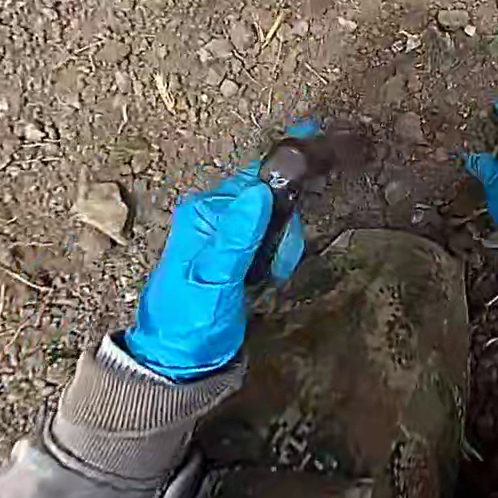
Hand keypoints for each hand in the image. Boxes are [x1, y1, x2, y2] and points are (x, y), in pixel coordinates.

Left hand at [122, 131, 311, 379]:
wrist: (178, 362)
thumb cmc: (192, 319)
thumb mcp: (215, 278)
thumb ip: (237, 235)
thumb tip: (260, 190)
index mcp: (207, 212)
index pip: (256, 175)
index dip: (289, 163)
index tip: (318, 136)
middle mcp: (216, 213)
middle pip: (271, 194)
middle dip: (285, 224)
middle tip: (278, 261)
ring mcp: (228, 231)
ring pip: (276, 217)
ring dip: (282, 243)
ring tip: (268, 275)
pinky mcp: (238, 248)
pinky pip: (271, 235)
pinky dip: (279, 250)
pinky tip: (268, 274)